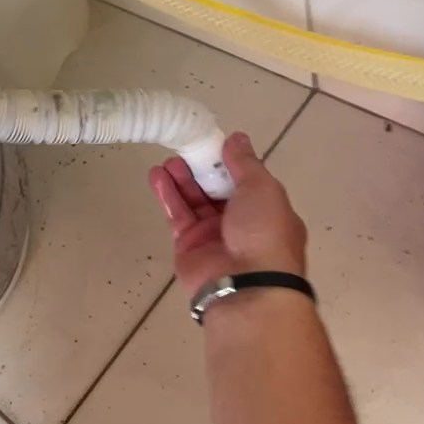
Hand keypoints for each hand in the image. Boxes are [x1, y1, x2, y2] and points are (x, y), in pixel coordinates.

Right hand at [149, 132, 306, 296]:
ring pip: (194, 200)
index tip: (211, 144)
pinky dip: (167, 195)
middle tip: (183, 150)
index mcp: (267, 210)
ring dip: (181, 179)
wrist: (244, 284)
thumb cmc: (263, 233)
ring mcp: (213, 234)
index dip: (228, 162)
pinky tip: (156, 177)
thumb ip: (245, 163)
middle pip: (216, 189)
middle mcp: (241, 222)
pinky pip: (177, 214)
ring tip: (166, 161)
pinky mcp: (188, 244)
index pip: (245, 180)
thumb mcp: (263, 189)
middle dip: (200, 169)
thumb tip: (236, 138)